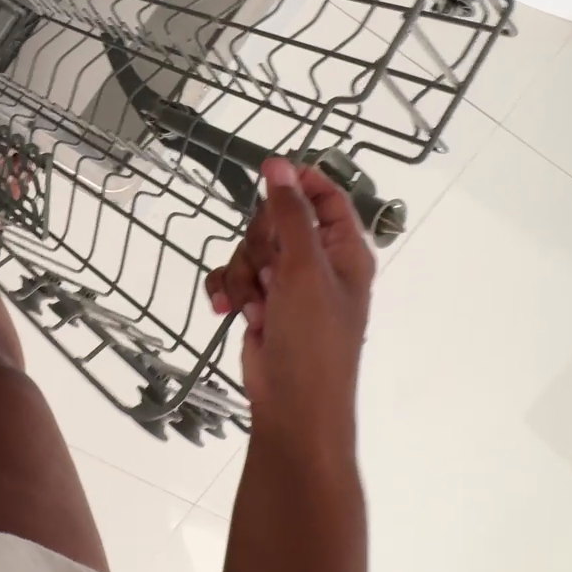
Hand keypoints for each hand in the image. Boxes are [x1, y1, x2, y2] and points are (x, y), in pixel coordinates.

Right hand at [206, 158, 373, 458]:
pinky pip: (233, 276)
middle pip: (276, 221)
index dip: (298, 182)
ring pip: (249, 249)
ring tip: (254, 304)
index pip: (326, 196)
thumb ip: (290, 213)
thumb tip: (279, 164)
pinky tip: (229, 309)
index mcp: (343, 250)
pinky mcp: (259, 302)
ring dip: (242, 274)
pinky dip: (228, 290)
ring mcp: (286, 284)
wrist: (292, 407)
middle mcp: (316, 262)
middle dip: (259, 243)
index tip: (267, 175)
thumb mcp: (304, 269)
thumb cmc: (313, 339)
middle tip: (268, 269)